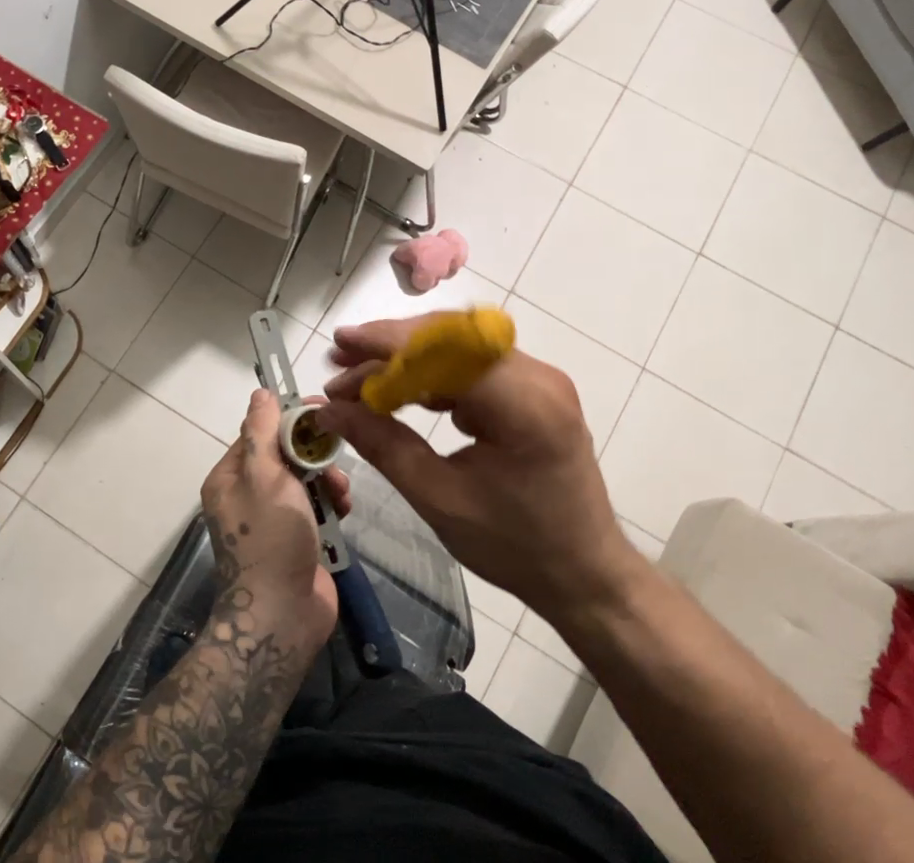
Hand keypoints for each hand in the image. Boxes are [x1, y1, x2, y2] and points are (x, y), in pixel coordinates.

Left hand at [200, 390, 351, 648]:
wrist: (283, 614)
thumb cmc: (270, 538)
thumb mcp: (264, 476)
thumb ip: (263, 432)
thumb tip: (261, 393)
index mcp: (229, 479)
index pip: (258, 434)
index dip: (289, 419)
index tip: (321, 409)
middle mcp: (247, 497)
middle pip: (285, 456)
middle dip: (313, 455)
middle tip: (335, 456)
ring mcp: (274, 521)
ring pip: (306, 482)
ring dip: (327, 481)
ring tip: (340, 495)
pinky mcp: (299, 541)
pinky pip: (318, 509)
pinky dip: (332, 506)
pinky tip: (344, 512)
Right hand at [313, 315, 645, 623]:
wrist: (584, 574)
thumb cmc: (516, 546)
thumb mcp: (440, 499)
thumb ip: (384, 446)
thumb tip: (329, 411)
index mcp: (523, 406)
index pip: (445, 350)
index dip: (386, 343)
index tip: (339, 346)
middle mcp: (538, 379)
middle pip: (451, 340)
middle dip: (389, 348)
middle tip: (337, 361)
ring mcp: (539, 383)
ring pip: (458, 351)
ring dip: (405, 361)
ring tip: (356, 378)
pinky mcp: (533, 395)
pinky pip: (472, 369)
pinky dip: (430, 377)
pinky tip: (397, 393)